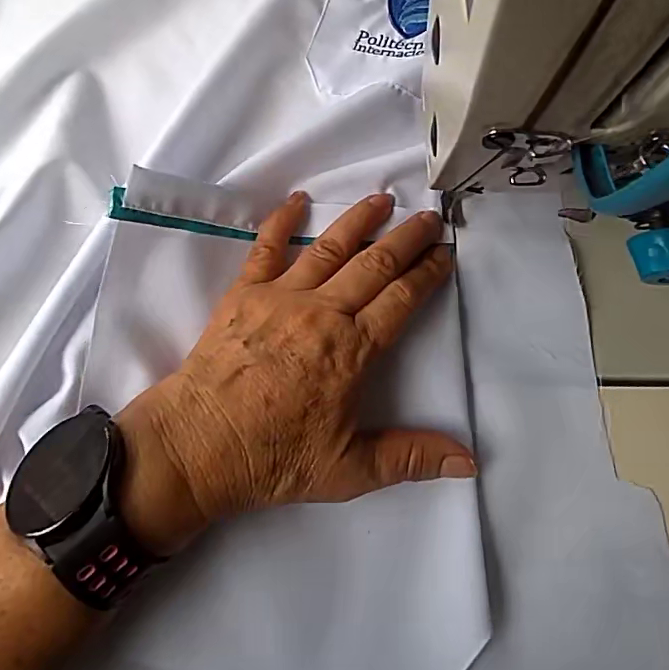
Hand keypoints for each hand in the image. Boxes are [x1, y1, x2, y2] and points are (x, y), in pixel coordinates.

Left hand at [116, 192, 471, 555]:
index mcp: (352, 351)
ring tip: (382, 199)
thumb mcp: (348, 470)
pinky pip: (265, 247)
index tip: (443, 254)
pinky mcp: (243, 293)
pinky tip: (297, 200)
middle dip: (406, 239)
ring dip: (358, 220)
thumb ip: (409, 457)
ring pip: (329, 248)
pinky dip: (282, 220)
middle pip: (374, 265)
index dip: (427, 274)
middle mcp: (321, 313)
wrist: (200, 442)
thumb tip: (469, 462)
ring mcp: (279, 297)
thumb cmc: (273, 457)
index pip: (401, 300)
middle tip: (427, 218)